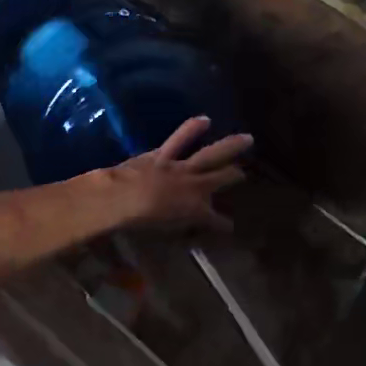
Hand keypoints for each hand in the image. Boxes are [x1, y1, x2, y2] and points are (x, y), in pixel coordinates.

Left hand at [101, 116, 251, 230]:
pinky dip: (192, 128)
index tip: (228, 227)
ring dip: (230, 146)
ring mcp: (179, 168)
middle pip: (222, 179)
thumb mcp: (161, 239)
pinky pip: (179, 139)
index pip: (215, 221)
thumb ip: (175, 238)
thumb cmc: (137, 225)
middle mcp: (194, 187)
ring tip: (247, 138)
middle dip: (234, 176)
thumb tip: (186, 245)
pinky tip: (204, 119)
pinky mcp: (161, 155)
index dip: (222, 225)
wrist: (118, 198)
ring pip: (209, 155)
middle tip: (244, 174)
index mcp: (195, 212)